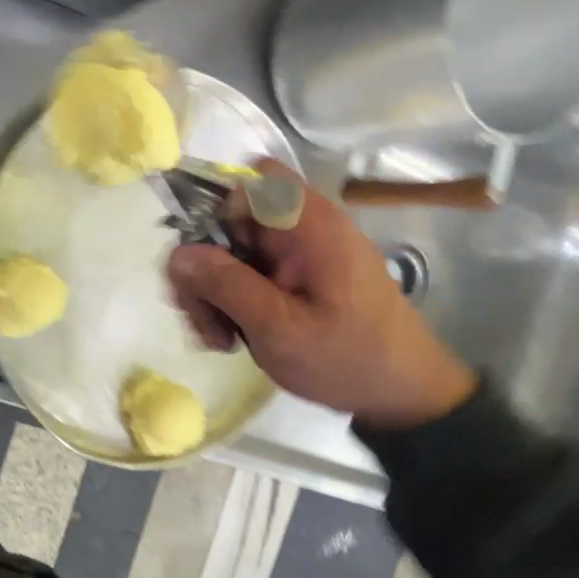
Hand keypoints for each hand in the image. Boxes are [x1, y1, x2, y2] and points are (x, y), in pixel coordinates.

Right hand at [166, 160, 476, 430]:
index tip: (198, 263)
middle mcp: (303, 230)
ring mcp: (298, 255)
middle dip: (203, 265)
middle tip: (198, 316)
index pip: (251, 182)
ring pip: (229, 252)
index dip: (213, 213)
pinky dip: (228, 301)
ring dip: (211, 291)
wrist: (401, 394)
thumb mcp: (277, 328)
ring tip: (218, 337)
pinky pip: (245, 274)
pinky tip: (230, 336)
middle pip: (229, 222)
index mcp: (310, 227)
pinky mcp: (294, 278)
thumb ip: (226, 285)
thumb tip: (176, 253)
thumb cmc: (347, 359)